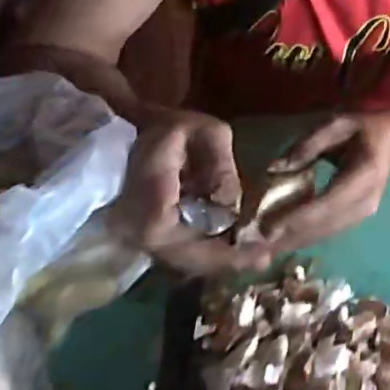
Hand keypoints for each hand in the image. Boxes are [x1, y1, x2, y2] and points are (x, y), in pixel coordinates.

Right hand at [113, 107, 250, 275]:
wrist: (126, 133)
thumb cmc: (167, 128)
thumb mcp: (206, 132)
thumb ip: (222, 166)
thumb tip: (232, 204)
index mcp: (150, 202)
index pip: (183, 242)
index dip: (220, 254)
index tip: (257, 255)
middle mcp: (136, 229)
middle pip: (183, 259)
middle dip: (225, 262)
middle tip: (264, 260)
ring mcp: (136, 234)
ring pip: (180, 259)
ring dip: (217, 260)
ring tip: (256, 256)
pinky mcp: (143, 233)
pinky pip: (176, 249)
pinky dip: (206, 251)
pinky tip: (235, 248)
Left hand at [251, 113, 389, 254]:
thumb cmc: (364, 129)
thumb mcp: (337, 125)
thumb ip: (308, 144)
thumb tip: (274, 168)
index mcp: (365, 174)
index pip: (330, 202)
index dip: (299, 217)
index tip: (267, 227)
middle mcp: (366, 201)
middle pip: (323, 226)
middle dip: (287, 237)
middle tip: (250, 247)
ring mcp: (363, 214)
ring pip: (323, 235)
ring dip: (290, 243)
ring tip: (257, 250)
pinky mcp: (355, 219)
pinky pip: (325, 232)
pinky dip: (300, 237)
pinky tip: (276, 241)